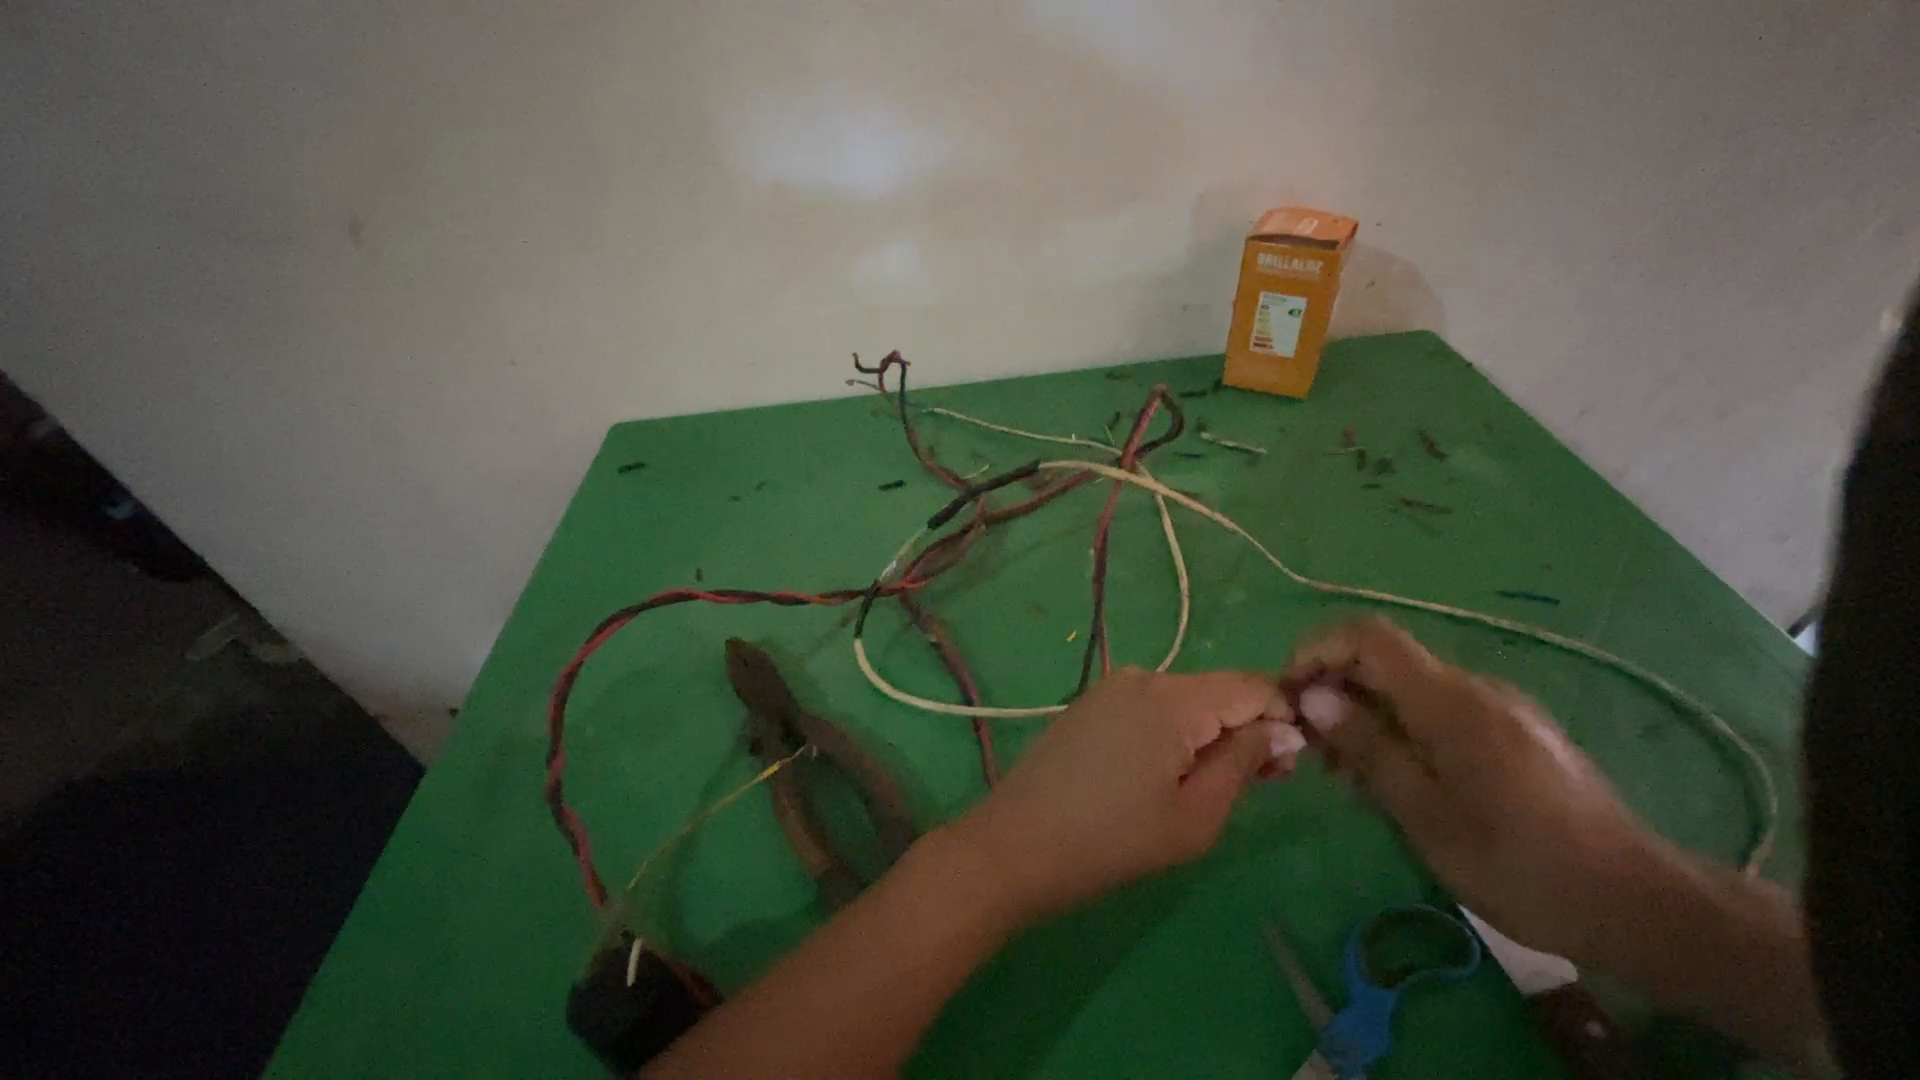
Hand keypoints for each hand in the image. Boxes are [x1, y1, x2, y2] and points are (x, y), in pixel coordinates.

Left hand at [943, 667, 1302, 924]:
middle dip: (1246, 730)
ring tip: (1203, 789)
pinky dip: (1172, 734)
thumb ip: (1245, 762)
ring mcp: (1110, 688)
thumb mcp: (1197, 815)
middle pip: (1218, 692)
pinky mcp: (1089, 705)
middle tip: (1255, 787)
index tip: (1287, 769)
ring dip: (1209, 735)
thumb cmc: (1114, 840)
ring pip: (1184, 701)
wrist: (1014, 845)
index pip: (1254, 687)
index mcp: (1175, 697)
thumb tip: (1283, 730)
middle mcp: (1143, 677)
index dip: (1283, 720)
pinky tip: (1162, 776)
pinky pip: (1150, 709)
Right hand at [1282, 617, 1675, 962]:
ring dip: (1366, 715)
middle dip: (1335, 691)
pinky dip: (1402, 729)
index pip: (1368, 635)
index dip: (1318, 649)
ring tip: (1349, 776)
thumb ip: (1368, 748)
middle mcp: (1476, 688)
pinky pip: (1441, 711)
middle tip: (1312, 751)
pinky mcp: (1515, 732)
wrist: (1638, 904)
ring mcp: (1501, 708)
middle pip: (1386, 661)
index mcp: (1451, 701)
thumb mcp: (1425, 815)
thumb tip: (1313, 696)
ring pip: (1411, 689)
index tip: (1290, 696)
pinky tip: (1400, 781)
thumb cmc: (1519, 866)